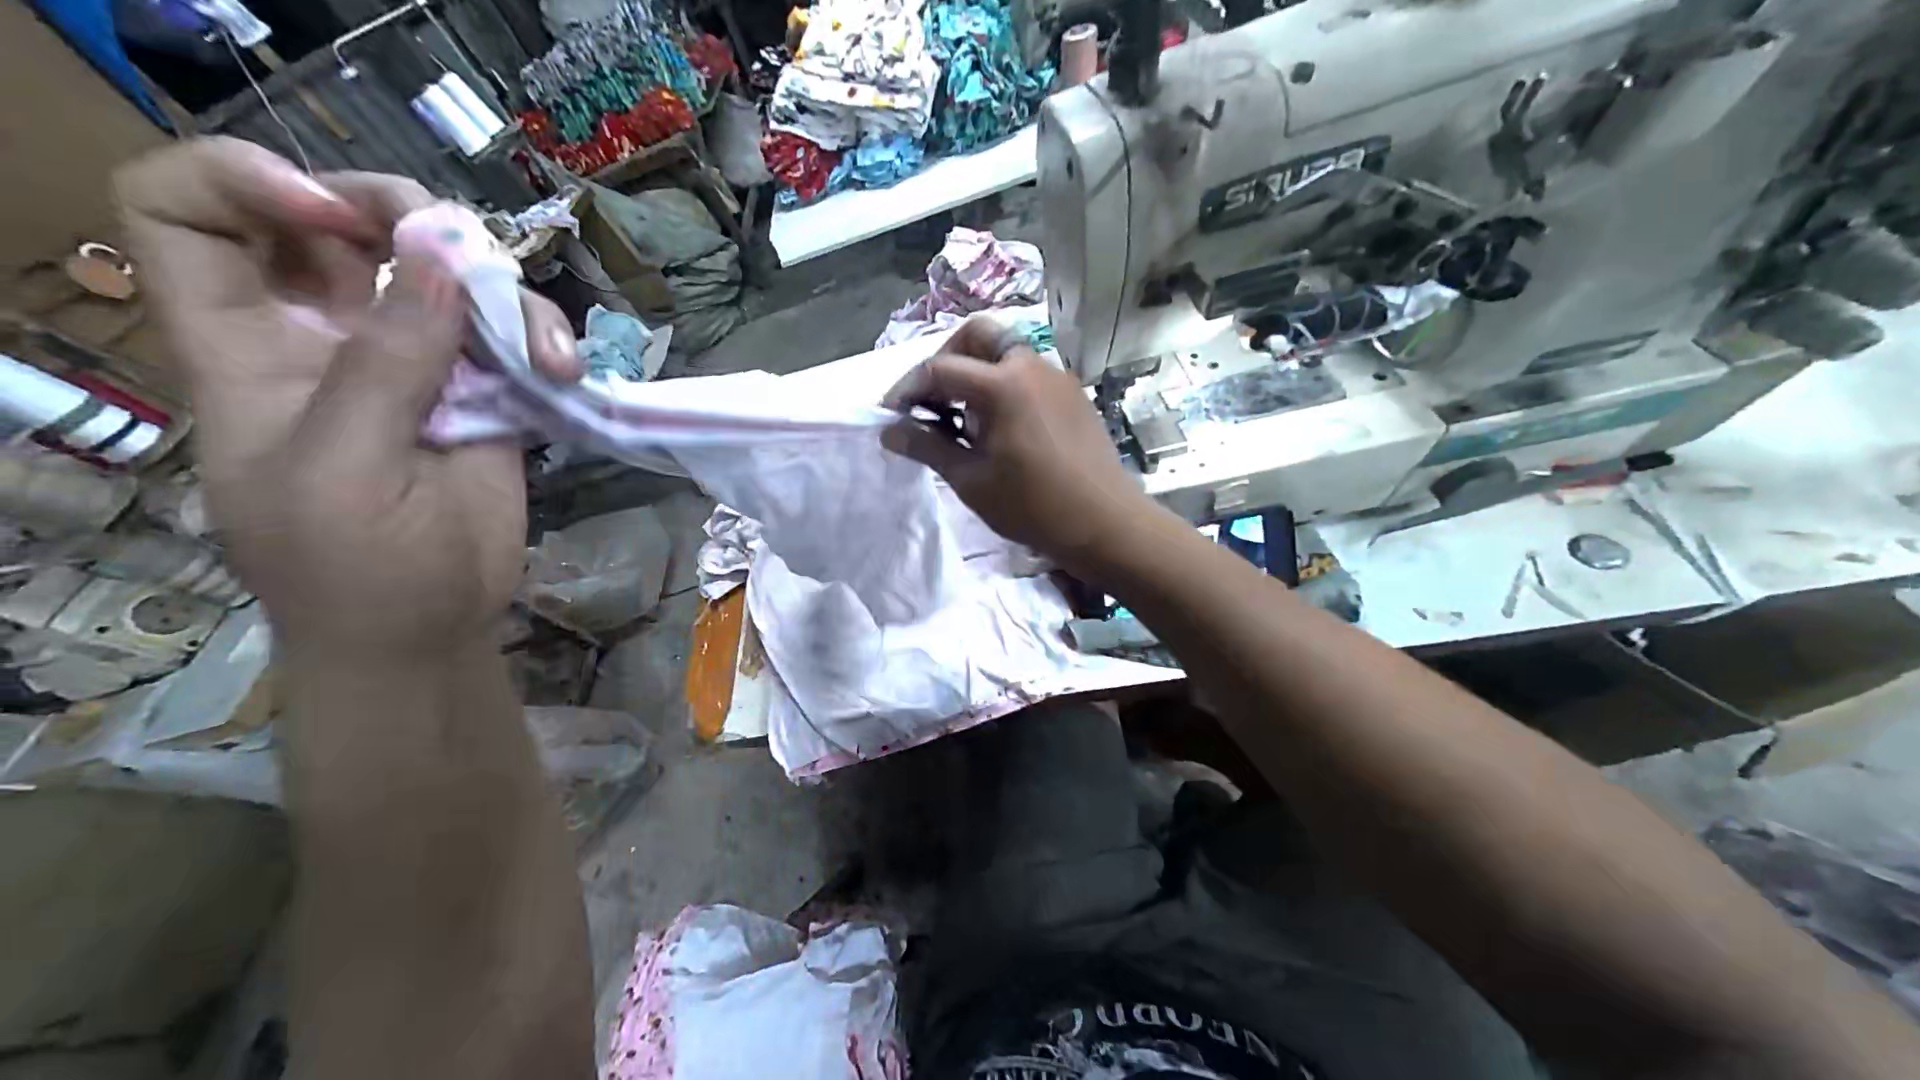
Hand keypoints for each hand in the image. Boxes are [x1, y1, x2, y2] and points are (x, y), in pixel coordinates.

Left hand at [117, 138, 580, 661]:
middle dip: (402, 216)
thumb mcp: (343, 469)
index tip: (333, 219)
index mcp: (248, 346)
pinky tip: (563, 374)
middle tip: (464, 254)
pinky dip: (542, 339)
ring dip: (502, 292)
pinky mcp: (486, 390)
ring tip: (544, 355)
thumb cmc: (354, 568)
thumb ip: (383, 366)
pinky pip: (511, 332)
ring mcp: (417, 361)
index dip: (246, 183)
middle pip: (338, 219)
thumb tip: (440, 260)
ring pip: (447, 272)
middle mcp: (330, 336)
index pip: (190, 214)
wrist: (430, 626)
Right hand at [881, 318, 1156, 568]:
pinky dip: (1004, 386)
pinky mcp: (1073, 395)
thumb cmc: (1032, 506)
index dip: (907, 390)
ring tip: (965, 421)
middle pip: (977, 336)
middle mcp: (1031, 366)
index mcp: (1002, 384)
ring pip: (1006, 353)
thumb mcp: (971, 479)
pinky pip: (1029, 374)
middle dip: (946, 360)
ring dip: (976, 373)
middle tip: (931, 400)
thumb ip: (927, 446)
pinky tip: (1000, 428)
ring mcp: (1057, 377)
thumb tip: (889, 431)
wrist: (1104, 524)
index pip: (939, 369)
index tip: (891, 416)